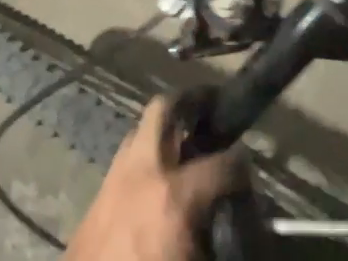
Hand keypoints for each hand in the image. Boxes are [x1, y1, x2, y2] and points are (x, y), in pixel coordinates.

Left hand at [64, 96, 238, 260]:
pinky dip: (147, 150)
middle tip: (212, 107)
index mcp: (174, 197)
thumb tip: (232, 210)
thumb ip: (219, 229)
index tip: (248, 169)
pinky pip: (128, 153)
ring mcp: (116, 175)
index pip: (225, 164)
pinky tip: (160, 169)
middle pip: (165, 110)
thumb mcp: (197, 256)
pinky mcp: (99, 189)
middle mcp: (143, 172)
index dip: (243, 164)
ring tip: (186, 137)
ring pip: (141, 127)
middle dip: (191, 102)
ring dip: (165, 126)